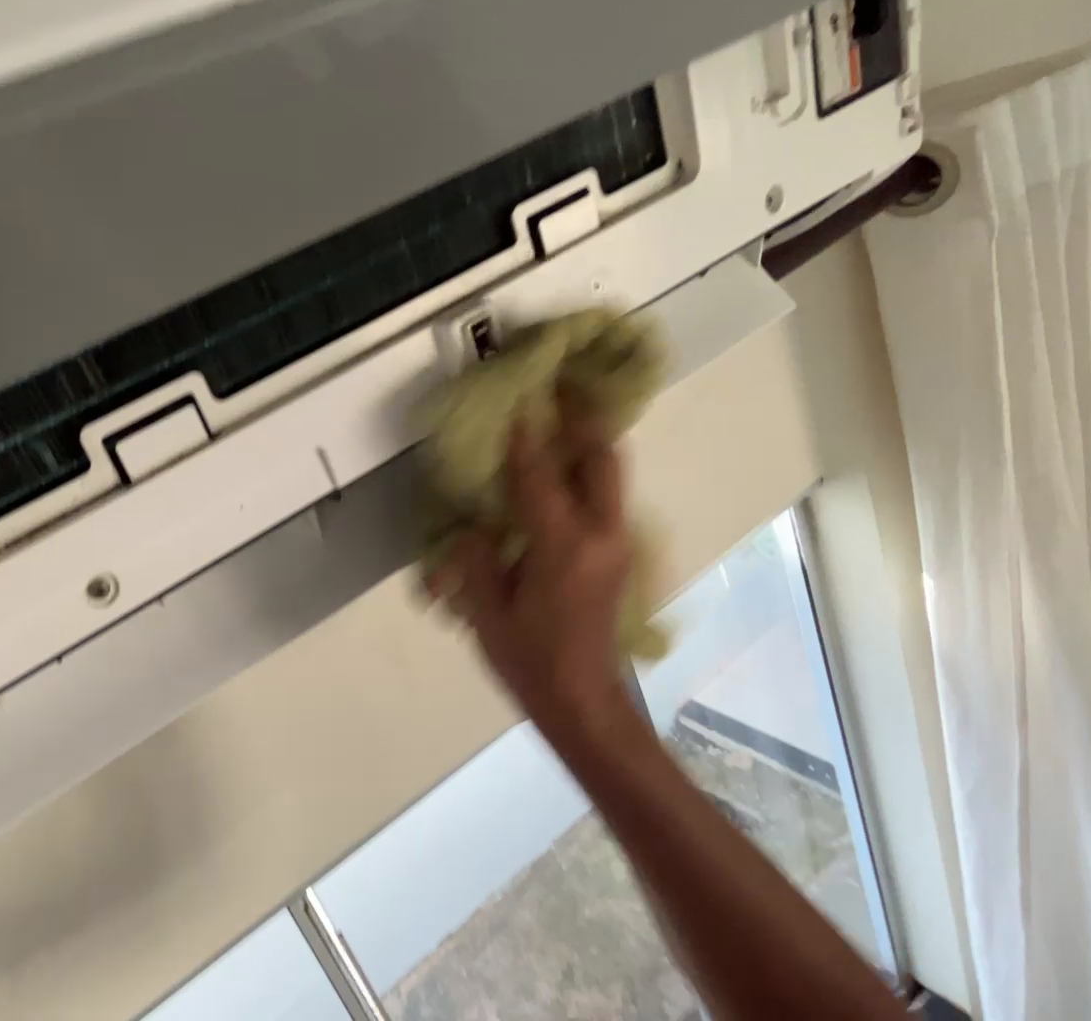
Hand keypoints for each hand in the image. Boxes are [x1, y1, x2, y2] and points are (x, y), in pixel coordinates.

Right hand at [427, 393, 637, 729]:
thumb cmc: (530, 661)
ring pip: (610, 475)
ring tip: (560, 416)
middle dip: (582, 419)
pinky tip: (560, 470)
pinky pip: (605, 497)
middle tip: (557, 389)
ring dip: (587, 442)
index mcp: (563, 547)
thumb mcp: (487, 612)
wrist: (584, 702)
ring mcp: (616, 544)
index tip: (517, 397)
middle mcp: (600, 535)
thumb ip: (476, 558)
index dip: (525, 435)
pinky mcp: (617, 555)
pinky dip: (587, 472)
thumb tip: (473, 525)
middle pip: (601, 459)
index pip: (539, 477)